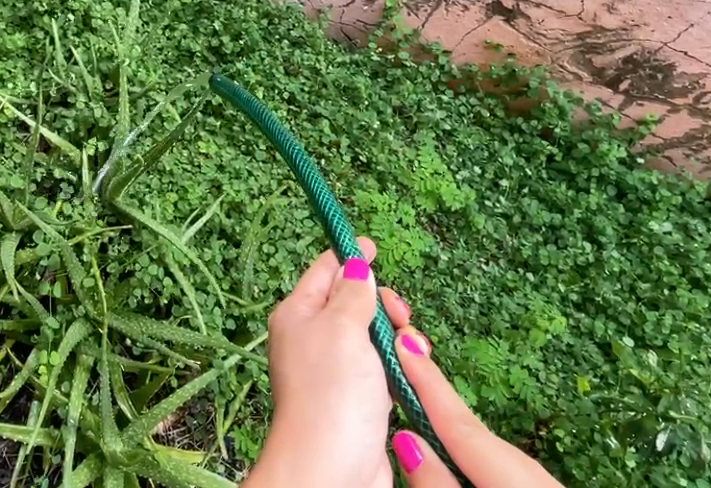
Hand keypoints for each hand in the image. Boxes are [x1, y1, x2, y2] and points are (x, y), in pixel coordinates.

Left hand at [243, 237, 397, 487]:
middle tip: (401, 313)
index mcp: (297, 313)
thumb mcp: (342, 328)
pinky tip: (413, 370)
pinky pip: (380, 368)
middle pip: (350, 303)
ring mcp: (333, 370)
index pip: (323, 271)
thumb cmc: (332, 391)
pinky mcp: (356, 399)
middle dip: (380, 301)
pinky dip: (397, 364)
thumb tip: (355, 264)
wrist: (332, 467)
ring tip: (411, 345)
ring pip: (370, 336)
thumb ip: (353, 294)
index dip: (349, 256)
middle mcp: (311, 337)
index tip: (373, 245)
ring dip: (394, 335)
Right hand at [384, 294, 564, 487]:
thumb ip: (440, 485)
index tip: (398, 335)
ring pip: (481, 442)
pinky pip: (495, 459)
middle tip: (395, 340)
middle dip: (430, 384)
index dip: (423, 378)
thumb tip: (406, 440)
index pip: (455, 419)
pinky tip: (452, 437)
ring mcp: (535, 481)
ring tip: (413, 382)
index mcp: (509, 472)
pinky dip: (466, 437)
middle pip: (467, 424)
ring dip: (446, 410)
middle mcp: (525, 471)